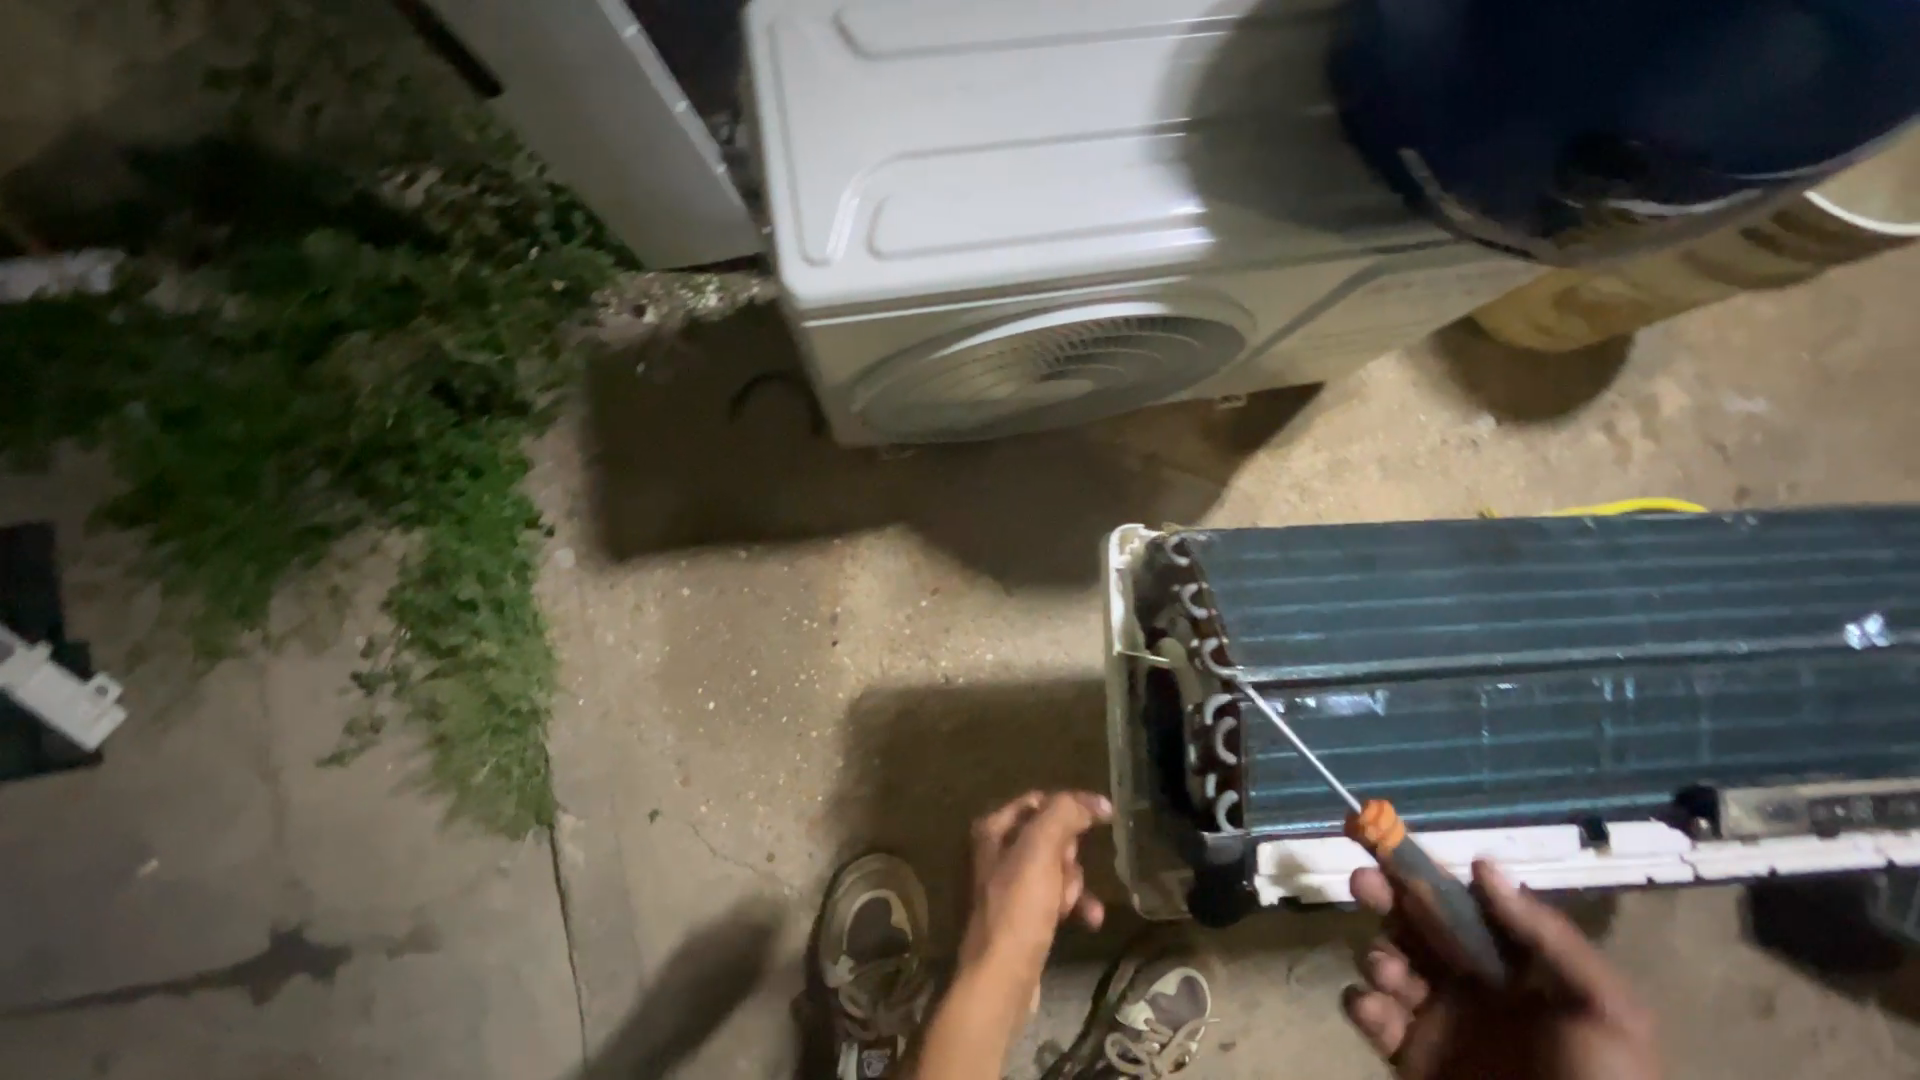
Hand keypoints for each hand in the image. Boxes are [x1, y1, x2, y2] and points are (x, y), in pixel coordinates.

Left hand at [958, 791, 1113, 982]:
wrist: (1001, 978)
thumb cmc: (1017, 908)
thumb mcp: (1040, 850)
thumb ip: (1065, 815)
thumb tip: (1098, 802)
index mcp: (992, 830)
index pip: (1038, 801)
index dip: (1070, 807)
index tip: (1101, 818)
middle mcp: (995, 852)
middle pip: (1050, 836)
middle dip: (1070, 856)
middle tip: (1068, 872)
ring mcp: (1007, 887)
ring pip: (1057, 869)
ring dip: (1073, 884)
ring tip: (1071, 903)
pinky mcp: (1021, 917)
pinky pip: (1055, 898)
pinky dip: (1074, 905)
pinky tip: (1090, 919)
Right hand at [1344, 860, 1661, 1079]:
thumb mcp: (1606, 1010)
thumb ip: (1547, 935)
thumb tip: (1481, 865)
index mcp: (1515, 965)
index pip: (1460, 902)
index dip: (1420, 869)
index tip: (1382, 841)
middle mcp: (1470, 982)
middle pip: (1411, 922)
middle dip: (1382, 896)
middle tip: (1362, 884)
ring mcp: (1436, 1019)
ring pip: (1384, 961)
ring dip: (1377, 954)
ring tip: (1389, 974)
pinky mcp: (1408, 1055)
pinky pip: (1368, 1014)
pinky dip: (1364, 1004)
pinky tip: (1379, 1014)